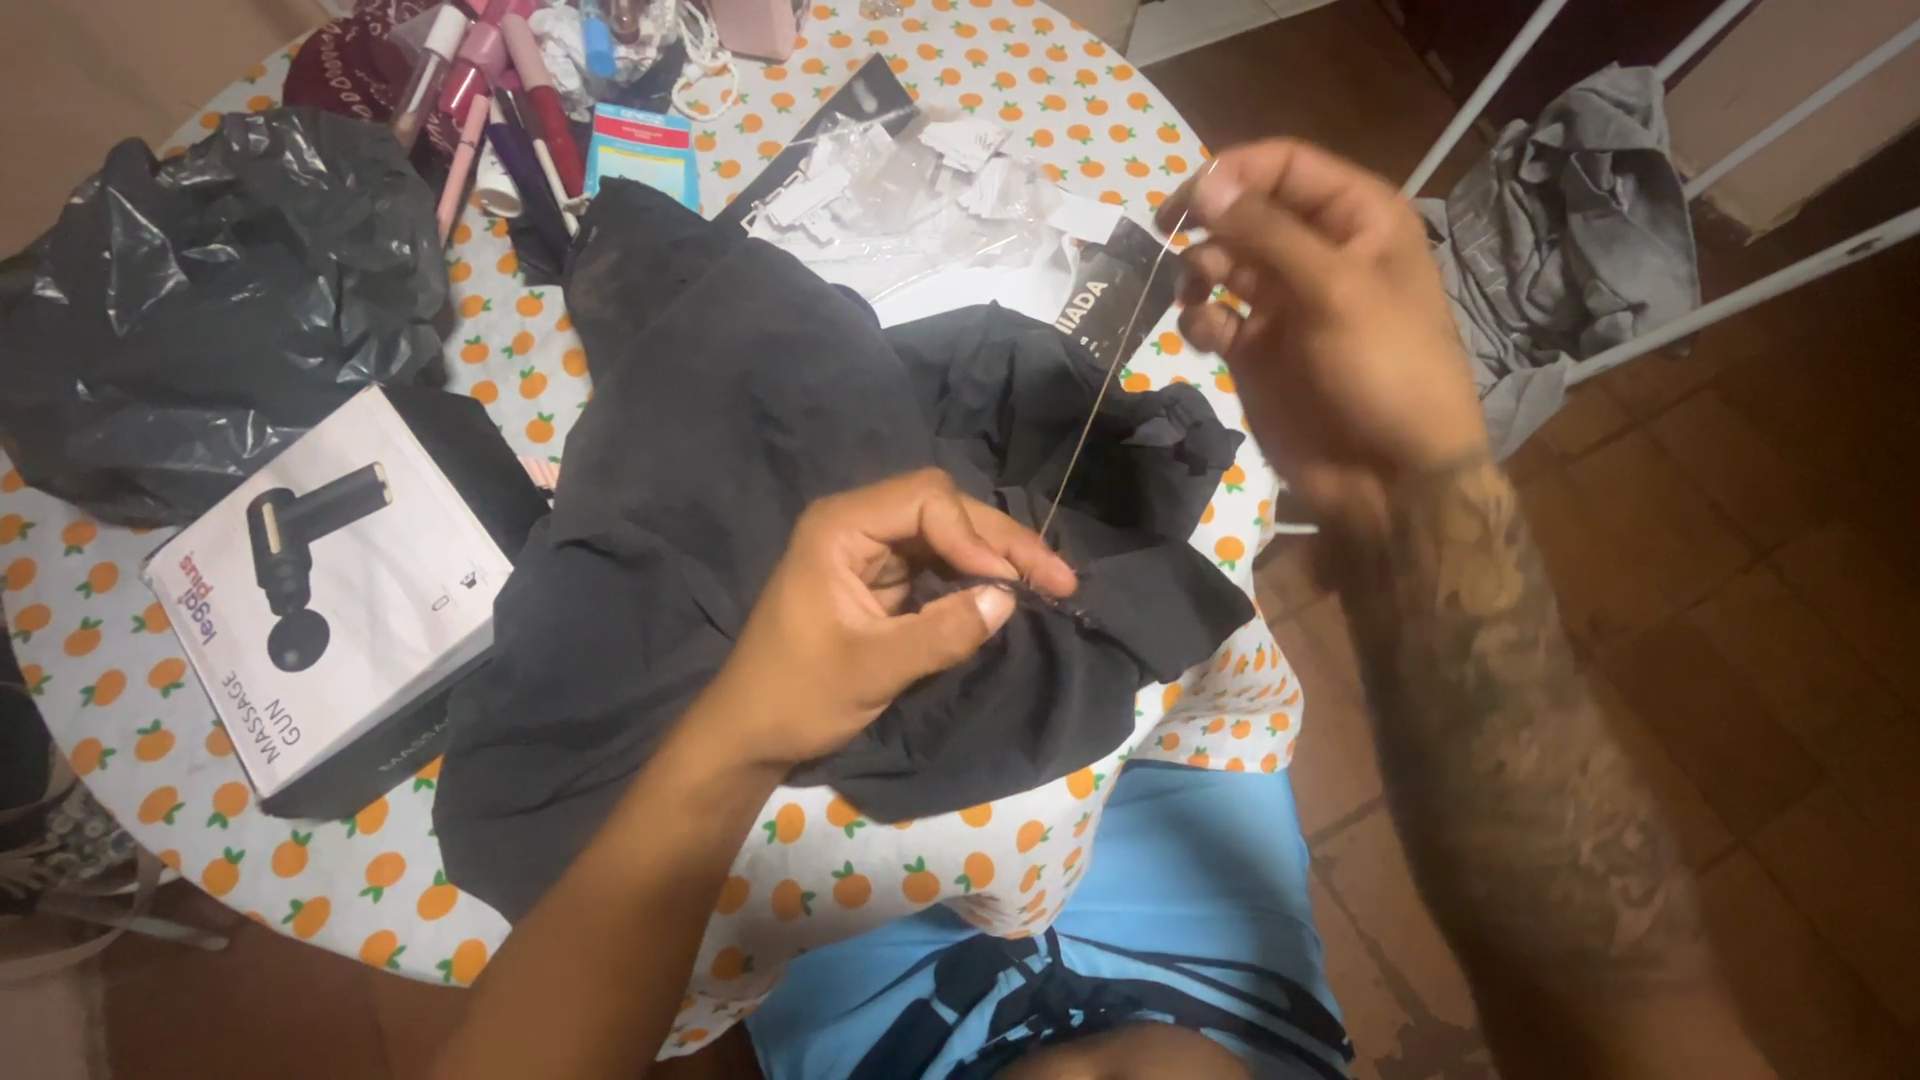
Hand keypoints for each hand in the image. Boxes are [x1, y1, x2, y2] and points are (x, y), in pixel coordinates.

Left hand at [698, 468, 1076, 770]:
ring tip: (1050, 584)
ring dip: (997, 557)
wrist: (750, 731)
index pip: (926, 500)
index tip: (1008, 586)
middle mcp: (857, 524)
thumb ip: (941, 633)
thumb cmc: (797, 696)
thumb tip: (1009, 600)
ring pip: (949, 534)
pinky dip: (976, 577)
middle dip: (1002, 543)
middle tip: (1060, 579)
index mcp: (840, 527)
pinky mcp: (882, 578)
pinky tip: (1010, 594)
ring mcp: (871, 550)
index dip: (974, 537)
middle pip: (945, 510)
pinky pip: (939, 563)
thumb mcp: (871, 669)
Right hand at [1157, 139, 1488, 531]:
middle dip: (1208, 225)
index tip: (1185, 201)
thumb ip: (1266, 232)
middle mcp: (1315, 254)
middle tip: (1170, 242)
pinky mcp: (1253, 351)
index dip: (1233, 173)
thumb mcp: (1333, 289)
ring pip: (1221, 263)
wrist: (1385, 473)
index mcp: (1355, 220)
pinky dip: (1200, 321)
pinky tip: (1207, 338)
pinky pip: (1212, 317)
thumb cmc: (1382, 368)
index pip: (1285, 167)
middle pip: (1244, 213)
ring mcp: (1282, 304)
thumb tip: (1204, 181)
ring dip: (1198, 273)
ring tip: (1194, 297)